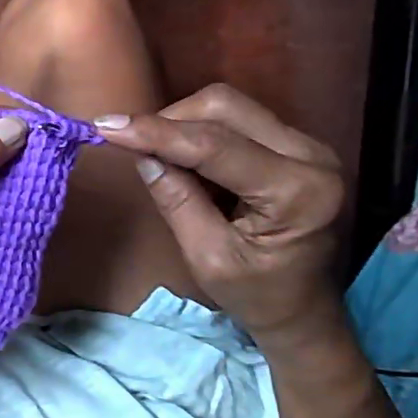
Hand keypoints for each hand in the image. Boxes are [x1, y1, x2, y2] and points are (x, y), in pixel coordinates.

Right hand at [94, 84, 346, 350]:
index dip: (155, 132)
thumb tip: (142, 156)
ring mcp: (308, 146)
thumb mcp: (207, 257)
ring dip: (182, 124)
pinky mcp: (296, 146)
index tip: (105, 126)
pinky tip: (185, 161)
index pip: (214, 146)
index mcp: (297, 192)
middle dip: (169, 120)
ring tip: (159, 158)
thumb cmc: (257, 294)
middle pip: (225, 108)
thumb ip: (177, 201)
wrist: (305, 309)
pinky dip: (200, 132)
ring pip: (230, 107)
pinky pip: (238, 120)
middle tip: (133, 146)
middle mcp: (312, 156)